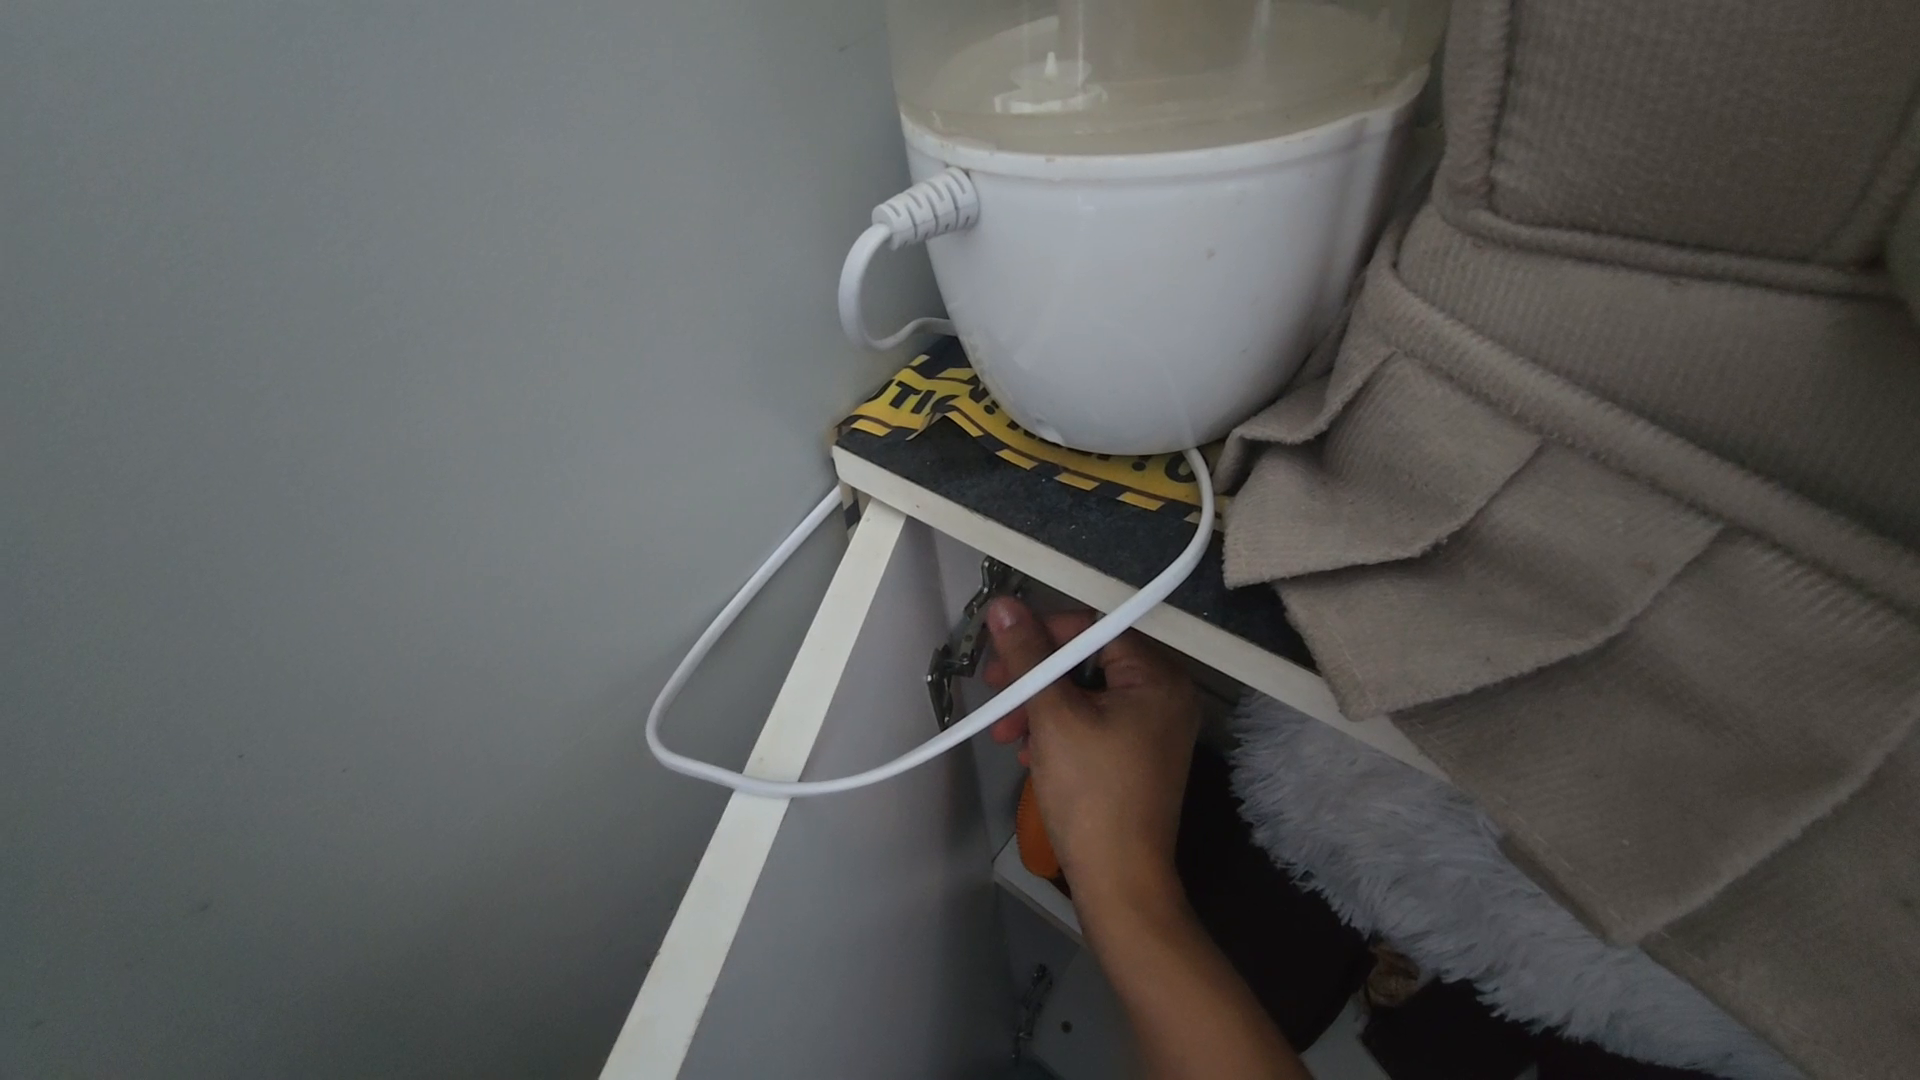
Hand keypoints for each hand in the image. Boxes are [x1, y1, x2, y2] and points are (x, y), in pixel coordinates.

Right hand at [982, 597, 1202, 904]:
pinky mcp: (1138, 756)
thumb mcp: (1052, 715)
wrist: (1119, 881)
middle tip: (995, 689)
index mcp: (1157, 676)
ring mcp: (1153, 728)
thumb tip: (1003, 605)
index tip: (1002, 650)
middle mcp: (1164, 695)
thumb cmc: (1091, 791)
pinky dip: (1058, 730)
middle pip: (1087, 661)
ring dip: (1039, 706)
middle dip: (1035, 677)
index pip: (1094, 627)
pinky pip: (1092, 723)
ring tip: (1006, 734)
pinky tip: (1029, 753)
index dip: (1044, 632)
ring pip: (1084, 694)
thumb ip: (1027, 655)